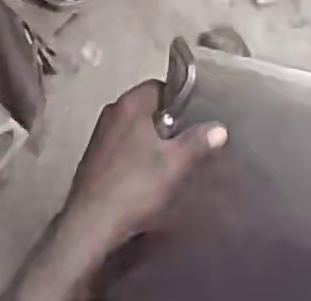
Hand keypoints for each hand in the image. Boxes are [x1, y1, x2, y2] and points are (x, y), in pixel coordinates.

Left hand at [63, 80, 226, 246]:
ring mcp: (99, 133)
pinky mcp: (93, 155)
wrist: (90, 224)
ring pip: (133, 126)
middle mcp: (112, 110)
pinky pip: (121, 143)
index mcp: (130, 103)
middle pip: (147, 107)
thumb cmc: (135, 186)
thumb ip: (198, 142)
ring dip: (150, 139)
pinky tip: (143, 176)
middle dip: (166, 122)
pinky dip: (134, 152)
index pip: (159, 86)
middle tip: (183, 143)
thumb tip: (220, 128)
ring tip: (166, 162)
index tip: (192, 120)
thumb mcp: (174, 164)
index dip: (178, 101)